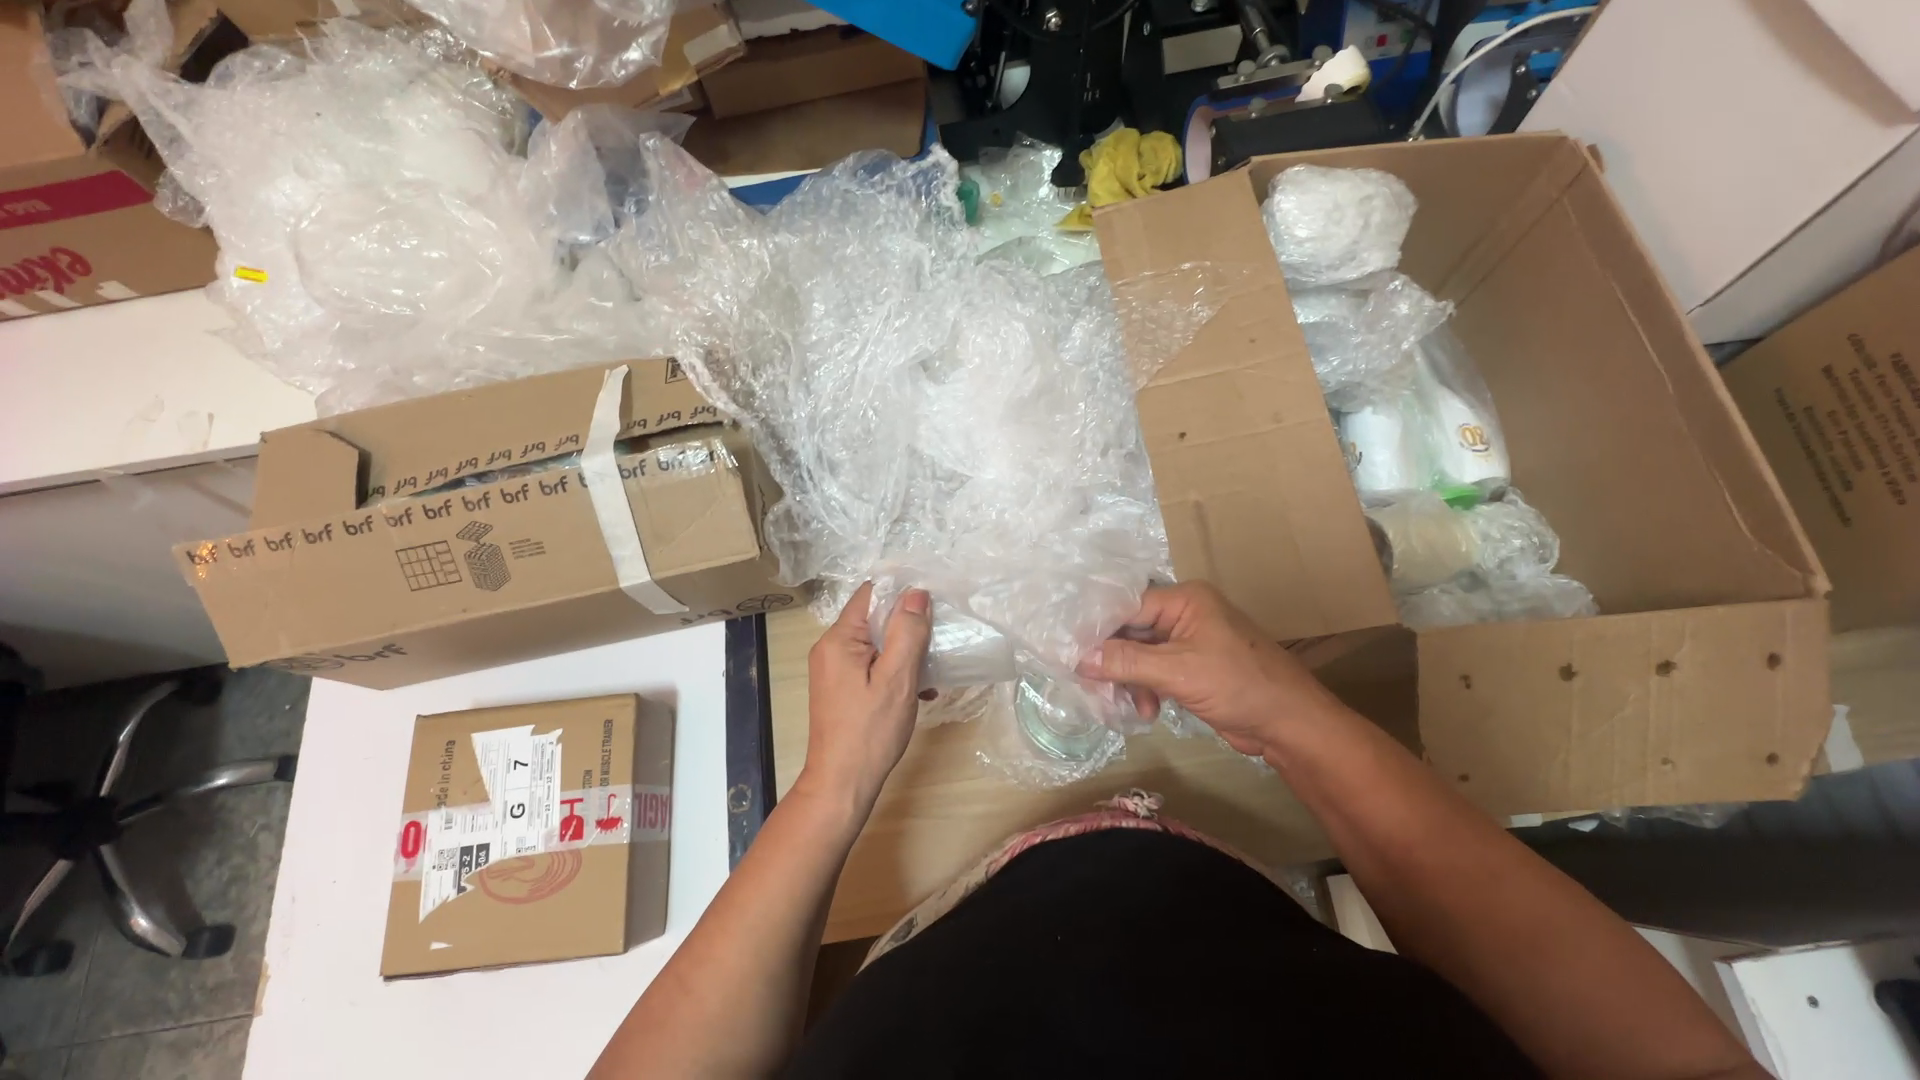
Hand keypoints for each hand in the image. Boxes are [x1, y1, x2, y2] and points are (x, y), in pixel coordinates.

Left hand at [798, 582, 932, 807]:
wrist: (842, 784)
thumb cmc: (870, 731)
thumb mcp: (897, 678)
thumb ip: (907, 632)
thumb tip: (917, 592)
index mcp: (838, 639)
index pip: (870, 594)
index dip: (902, 592)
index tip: (934, 600)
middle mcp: (830, 648)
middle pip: (873, 618)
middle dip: (907, 625)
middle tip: (939, 636)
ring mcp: (834, 670)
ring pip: (876, 644)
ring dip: (905, 652)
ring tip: (933, 669)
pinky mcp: (841, 689)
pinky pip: (871, 665)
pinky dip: (895, 671)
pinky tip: (919, 691)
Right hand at [1077, 582, 1344, 759]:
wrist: (1290, 724)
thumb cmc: (1239, 685)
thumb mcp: (1178, 671)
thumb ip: (1126, 662)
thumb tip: (1077, 658)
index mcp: (1184, 600)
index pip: (1126, 605)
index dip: (1096, 629)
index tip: (1067, 652)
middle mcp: (1184, 614)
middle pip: (1129, 630)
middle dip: (1110, 659)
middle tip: (1091, 685)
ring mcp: (1188, 642)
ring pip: (1138, 654)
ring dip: (1127, 680)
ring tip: (1124, 704)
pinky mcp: (1191, 669)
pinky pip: (1153, 672)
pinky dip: (1144, 690)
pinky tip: (1146, 711)